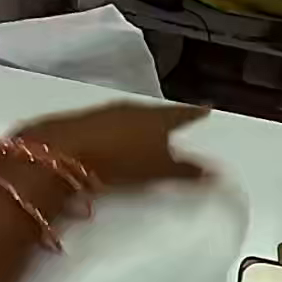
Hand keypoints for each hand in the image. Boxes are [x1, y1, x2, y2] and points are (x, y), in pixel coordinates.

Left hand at [14, 102, 211, 190]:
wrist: (64, 153)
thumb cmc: (121, 160)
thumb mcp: (160, 171)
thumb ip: (188, 172)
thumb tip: (217, 173)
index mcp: (156, 117)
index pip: (183, 114)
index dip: (195, 113)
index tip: (207, 108)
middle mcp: (132, 109)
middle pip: (156, 113)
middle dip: (166, 119)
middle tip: (176, 124)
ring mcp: (105, 114)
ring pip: (131, 117)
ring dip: (141, 126)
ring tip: (148, 136)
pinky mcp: (83, 124)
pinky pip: (111, 126)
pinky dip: (120, 133)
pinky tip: (117, 144)